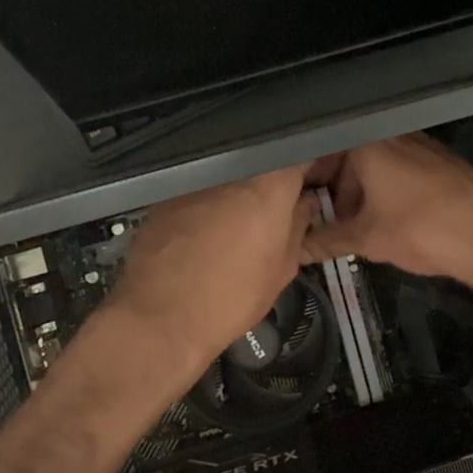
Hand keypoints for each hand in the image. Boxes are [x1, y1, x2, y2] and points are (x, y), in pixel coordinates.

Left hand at [103, 164, 318, 371]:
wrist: (160, 317)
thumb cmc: (231, 299)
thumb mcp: (280, 270)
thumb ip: (297, 229)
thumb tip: (305, 206)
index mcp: (268, 187)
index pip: (299, 155)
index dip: (309, 165)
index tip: (311, 181)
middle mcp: (231, 173)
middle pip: (261, 163)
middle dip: (271, 182)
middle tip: (274, 210)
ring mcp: (194, 183)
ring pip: (227, 178)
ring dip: (237, 194)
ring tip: (235, 228)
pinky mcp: (165, 198)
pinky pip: (198, 193)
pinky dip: (207, 206)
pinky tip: (203, 235)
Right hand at [302, 134, 472, 308]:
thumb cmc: (423, 230)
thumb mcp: (367, 239)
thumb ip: (325, 240)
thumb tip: (296, 250)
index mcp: (365, 142)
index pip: (317, 149)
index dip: (300, 177)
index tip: (291, 201)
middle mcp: (389, 134)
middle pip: (344, 155)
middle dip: (329, 187)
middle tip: (315, 219)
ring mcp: (416, 144)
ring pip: (371, 163)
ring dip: (356, 191)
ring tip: (346, 225)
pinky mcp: (436, 160)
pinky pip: (395, 169)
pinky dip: (381, 190)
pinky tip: (380, 219)